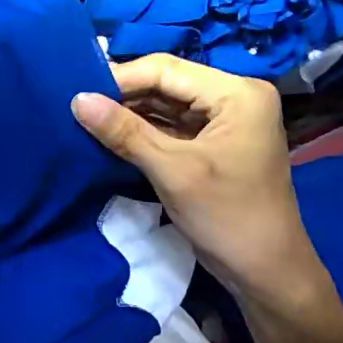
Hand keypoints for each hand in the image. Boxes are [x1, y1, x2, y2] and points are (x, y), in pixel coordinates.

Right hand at [72, 53, 325, 304]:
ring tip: (87, 118)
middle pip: (167, 84)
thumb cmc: (226, 217)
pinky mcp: (214, 143)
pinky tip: (111, 134)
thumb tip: (77, 99)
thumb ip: (125, 132)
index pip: (166, 70)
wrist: (266, 272)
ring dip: (130, 113)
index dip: (120, 78)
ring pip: (167, 105)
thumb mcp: (172, 172)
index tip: (76, 91)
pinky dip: (144, 131)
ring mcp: (225, 120)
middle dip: (123, 95)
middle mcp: (234, 96)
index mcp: (236, 92)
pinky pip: (172, 126)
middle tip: (77, 106)